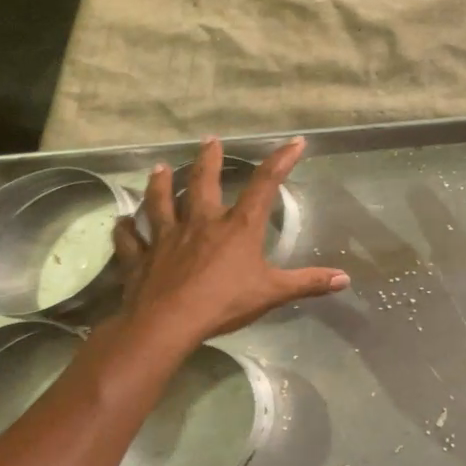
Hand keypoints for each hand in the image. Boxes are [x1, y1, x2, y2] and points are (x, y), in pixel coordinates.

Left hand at [111, 136, 347, 351]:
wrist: (164, 325)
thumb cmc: (224, 303)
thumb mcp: (274, 292)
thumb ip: (308, 282)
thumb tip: (345, 279)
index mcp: (238, 227)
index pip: (265, 185)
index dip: (281, 161)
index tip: (294, 142)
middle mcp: (201, 223)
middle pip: (202, 183)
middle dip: (207, 160)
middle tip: (208, 140)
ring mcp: (166, 239)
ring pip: (160, 203)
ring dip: (160, 184)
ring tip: (160, 168)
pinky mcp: (139, 259)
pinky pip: (130, 240)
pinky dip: (125, 229)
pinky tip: (121, 221)